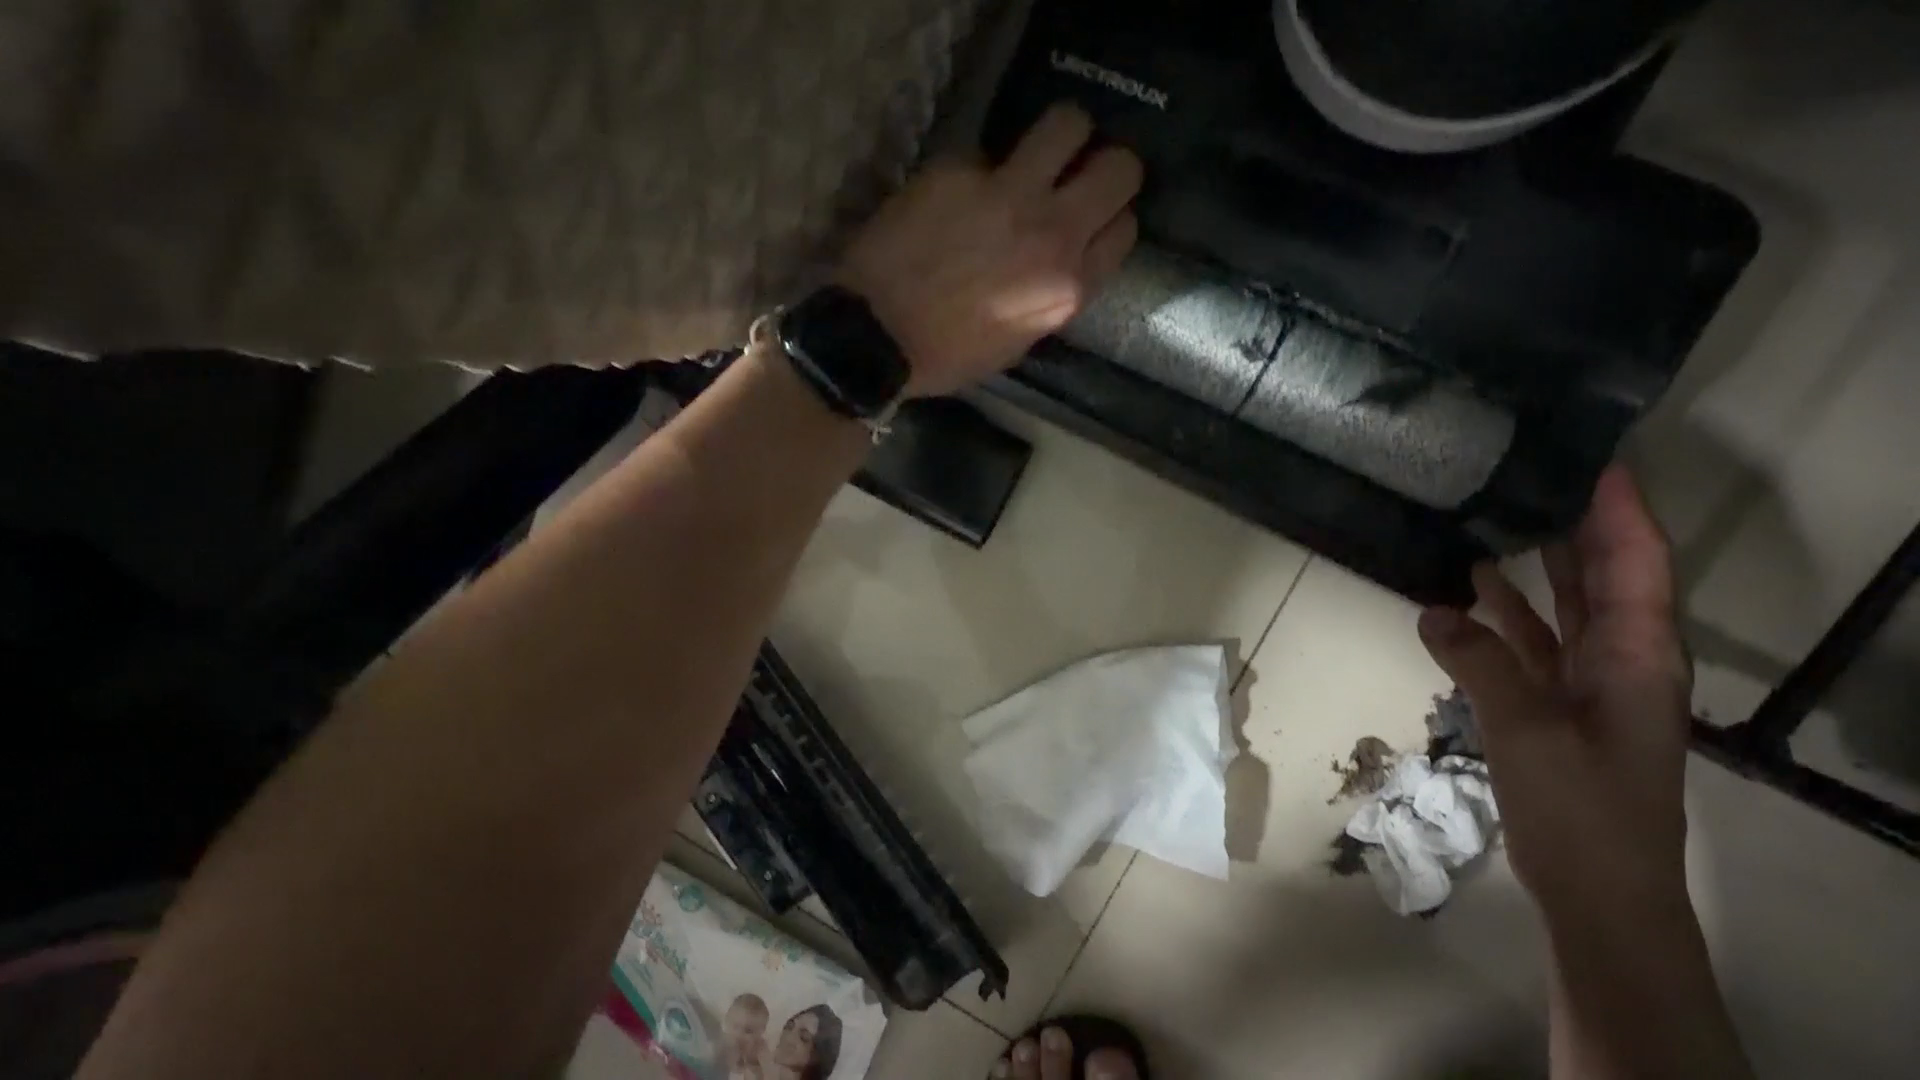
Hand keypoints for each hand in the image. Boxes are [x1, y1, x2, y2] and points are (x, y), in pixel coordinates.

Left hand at [836, 104, 1141, 397]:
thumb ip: (1055, 295)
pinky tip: (957, 193)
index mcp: (1069, 287)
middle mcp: (1052, 232)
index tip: (1093, 220)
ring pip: (1068, 124)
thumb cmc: (946, 355)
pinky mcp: (959, 168)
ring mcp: (1007, 192)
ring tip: (1041, 152)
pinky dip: (980, 167)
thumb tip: (1065, 261)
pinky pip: (989, 149)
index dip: (1111, 219)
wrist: (872, 335)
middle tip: (1079, 173)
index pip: (1125, 229)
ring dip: (1062, 135)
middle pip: (1120, 167)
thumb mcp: (1020, 342)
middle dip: (1107, 165)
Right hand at [1417, 467, 1693, 914]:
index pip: (1635, 559)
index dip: (1617, 506)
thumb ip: (1481, 662)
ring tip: (1491, 519)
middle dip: (1575, 524)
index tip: (1588, 457)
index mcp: (1637, 653)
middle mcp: (1621, 657)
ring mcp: (1590, 684)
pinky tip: (1463, 596)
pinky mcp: (1557, 708)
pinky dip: (1502, 618)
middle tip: (1528, 473)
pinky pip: (1531, 645)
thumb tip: (1434, 609)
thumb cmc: (1583, 807)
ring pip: (1564, 608)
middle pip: (1604, 574)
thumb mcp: (1528, 729)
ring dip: (1534, 567)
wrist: (1600, 892)